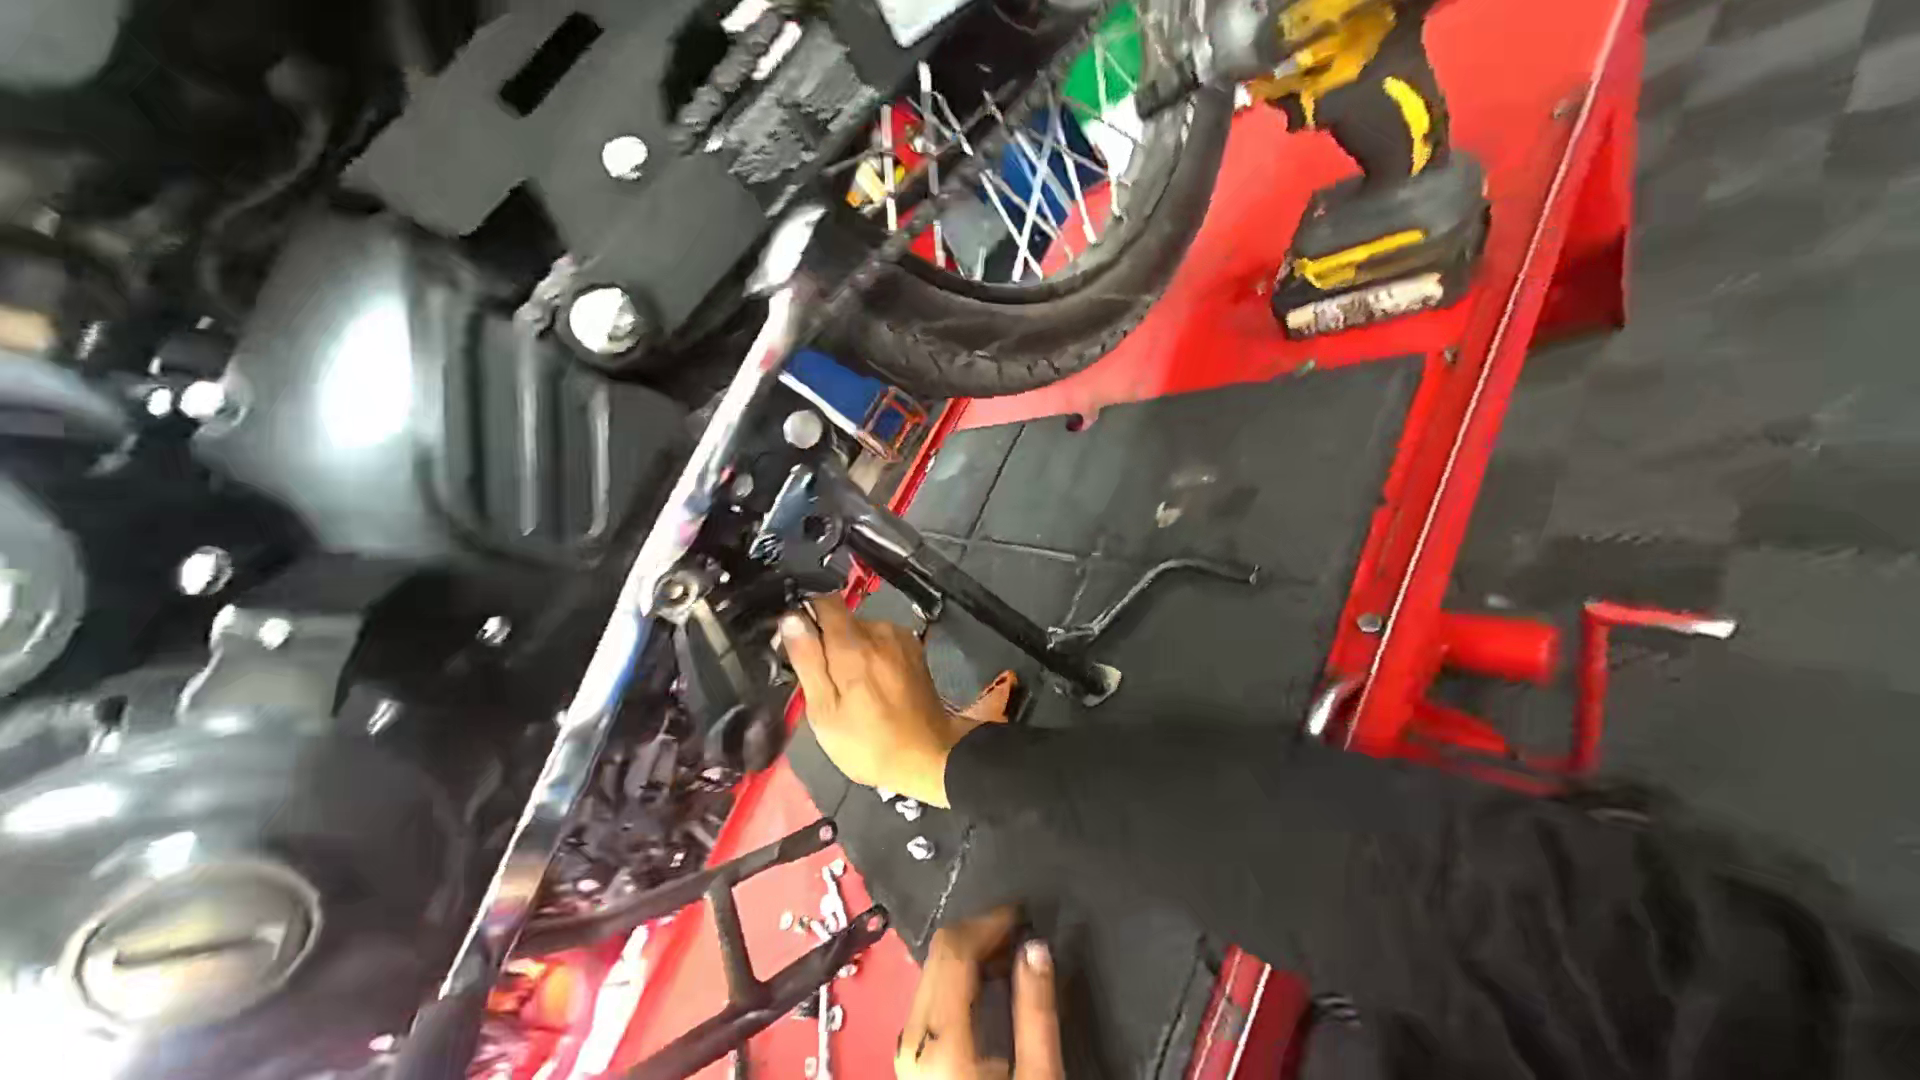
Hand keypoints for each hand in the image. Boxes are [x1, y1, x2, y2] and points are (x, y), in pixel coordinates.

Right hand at [780, 602, 980, 806]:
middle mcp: (880, 630)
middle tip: (826, 682)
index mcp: (854, 644)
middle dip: (828, 642)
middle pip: (842, 619)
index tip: (799, 640)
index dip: (805, 615)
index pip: (823, 601)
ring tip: (851, 689)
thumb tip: (791, 618)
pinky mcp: (914, 648)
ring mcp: (901, 637)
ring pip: (861, 631)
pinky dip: (872, 655)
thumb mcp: (825, 711)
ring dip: (851, 651)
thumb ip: (808, 660)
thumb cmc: (869, 743)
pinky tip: (874, 685)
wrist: (929, 757)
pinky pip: (881, 640)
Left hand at [896, 908, 1064, 1079]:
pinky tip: (991, 985)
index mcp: (941, 1039)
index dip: (988, 921)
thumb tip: (1037, 948)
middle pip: (940, 954)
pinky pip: (932, 995)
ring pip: (934, 971)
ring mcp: (909, 1048)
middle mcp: (914, 1036)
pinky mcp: (913, 1057)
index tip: (1021, 912)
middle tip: (1020, 931)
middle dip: (981, 933)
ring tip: (1012, 955)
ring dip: (972, 954)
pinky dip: (962, 978)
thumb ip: (1037, 1010)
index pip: (955, 949)